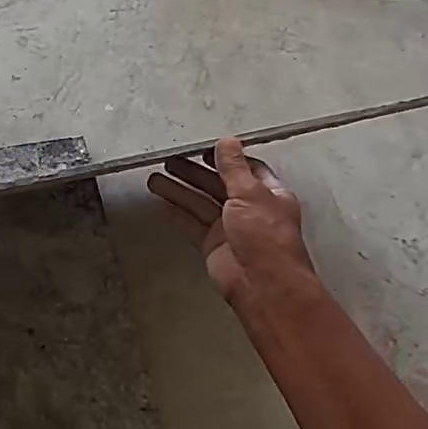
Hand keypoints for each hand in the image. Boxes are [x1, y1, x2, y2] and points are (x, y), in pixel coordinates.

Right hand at [147, 137, 317, 305]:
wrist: (263, 285)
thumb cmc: (270, 242)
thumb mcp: (250, 193)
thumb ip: (234, 167)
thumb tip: (228, 143)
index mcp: (268, 194)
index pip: (245, 169)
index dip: (225, 158)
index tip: (205, 149)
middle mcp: (249, 210)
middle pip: (217, 184)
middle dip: (194, 172)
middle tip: (172, 160)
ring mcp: (230, 228)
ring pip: (199, 202)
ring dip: (179, 189)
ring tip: (157, 177)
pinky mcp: (214, 245)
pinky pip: (191, 224)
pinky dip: (176, 213)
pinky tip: (162, 203)